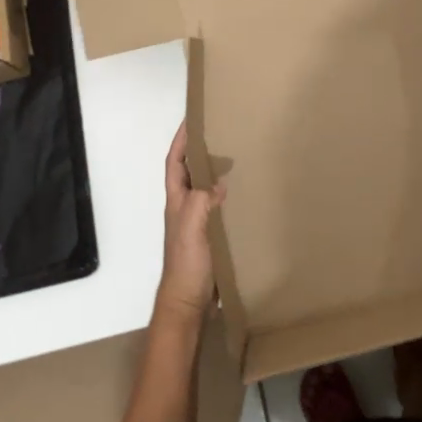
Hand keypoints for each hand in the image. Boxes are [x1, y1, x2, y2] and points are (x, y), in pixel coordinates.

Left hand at [157, 122, 226, 318]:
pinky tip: (247, 195)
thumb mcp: (190, 227)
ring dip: (217, 174)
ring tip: (239, 157)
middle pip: (190, 173)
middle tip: (223, 133)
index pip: (175, 163)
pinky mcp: (211, 238)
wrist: (188, 303)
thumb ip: (201, 202)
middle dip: (201, 151)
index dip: (181, 140)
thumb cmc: (185, 263)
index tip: (192, 119)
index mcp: (176, 202)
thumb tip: (220, 183)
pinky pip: (220, 209)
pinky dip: (231, 198)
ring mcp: (198, 224)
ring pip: (206, 190)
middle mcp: (185, 208)